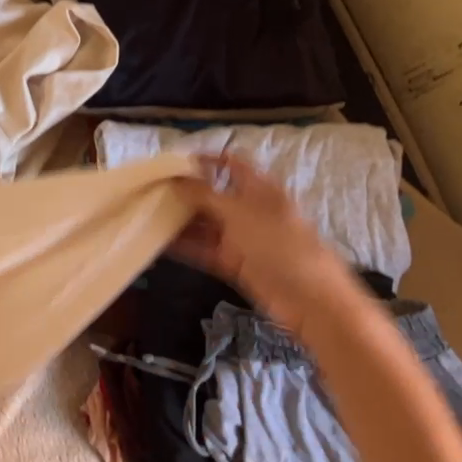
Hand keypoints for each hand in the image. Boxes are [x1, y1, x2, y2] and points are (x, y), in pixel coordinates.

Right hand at [168, 156, 360, 331]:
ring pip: (206, 224)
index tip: (174, 162)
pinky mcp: (236, 264)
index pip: (232, 164)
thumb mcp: (240, 213)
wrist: (313, 302)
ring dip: (181, 220)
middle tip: (152, 190)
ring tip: (148, 215)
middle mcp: (250, 210)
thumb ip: (204, 195)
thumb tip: (176, 178)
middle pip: (214, 195)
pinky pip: (205, 249)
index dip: (206, 159)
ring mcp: (243, 238)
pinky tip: (160, 243)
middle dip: (185, 191)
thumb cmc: (280, 246)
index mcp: (259, 190)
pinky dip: (185, 246)